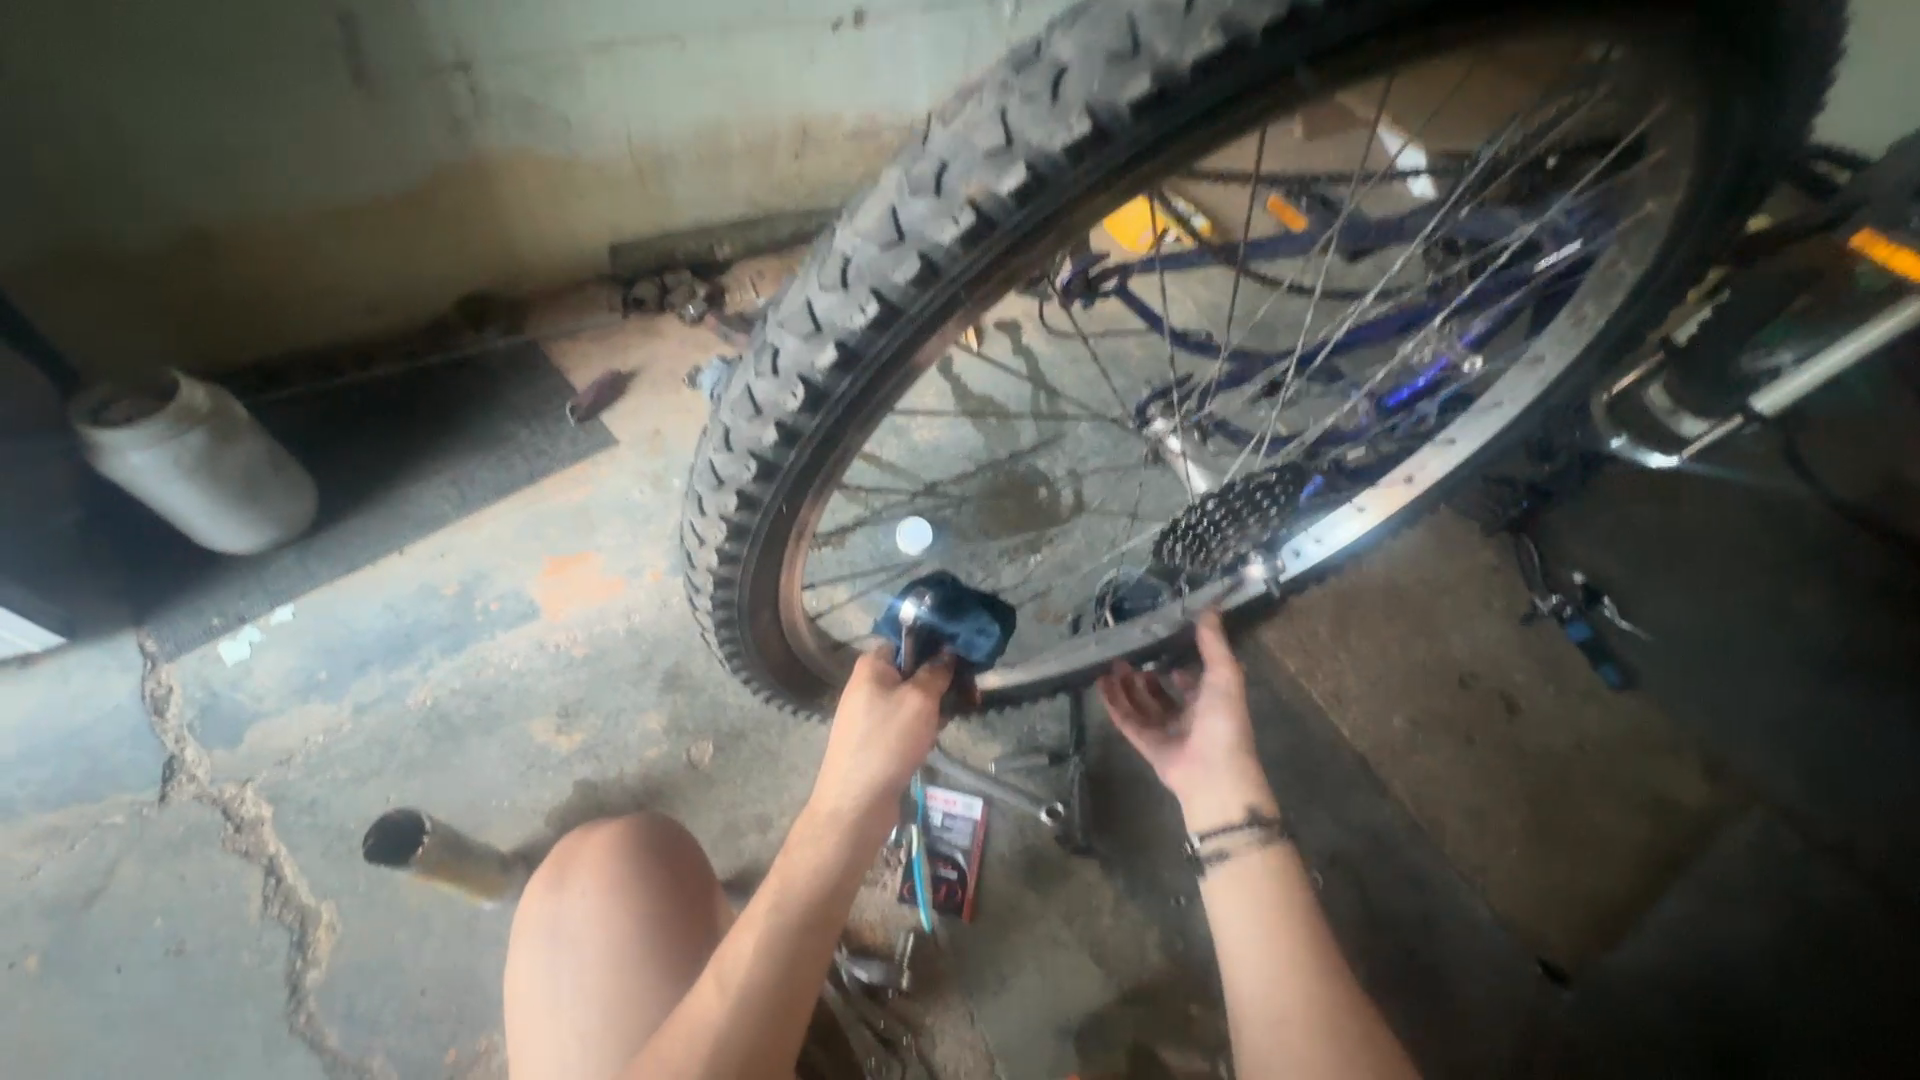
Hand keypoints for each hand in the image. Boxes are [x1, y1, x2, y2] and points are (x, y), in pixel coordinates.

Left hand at [809, 646, 955, 825]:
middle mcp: (868, 684)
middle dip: (942, 680)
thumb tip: (947, 651)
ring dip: (936, 706)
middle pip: (913, 670)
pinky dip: (923, 726)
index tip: (964, 655)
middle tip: (971, 694)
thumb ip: (936, 671)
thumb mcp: (920, 699)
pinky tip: (936, 738)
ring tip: (958, 717)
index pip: (908, 640)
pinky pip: (905, 721)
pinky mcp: (876, 738)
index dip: (936, 645)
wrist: (856, 801)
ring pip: (912, 698)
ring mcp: (870, 713)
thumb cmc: (888, 740)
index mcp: (872, 665)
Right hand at [1097, 611, 1275, 829]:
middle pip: (1161, 693)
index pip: (1191, 681)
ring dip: (1126, 686)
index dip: (1178, 665)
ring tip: (1112, 664)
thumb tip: (1209, 607)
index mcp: (1210, 702)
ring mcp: (1165, 732)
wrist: (1213, 771)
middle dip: (1145, 675)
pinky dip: (1114, 703)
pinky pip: (1127, 720)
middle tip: (1127, 654)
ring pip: (1140, 706)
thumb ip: (1213, 643)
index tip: (1160, 645)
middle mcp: (1187, 717)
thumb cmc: (1223, 721)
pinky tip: (1101, 683)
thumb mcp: (1224, 675)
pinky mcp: (1145, 745)